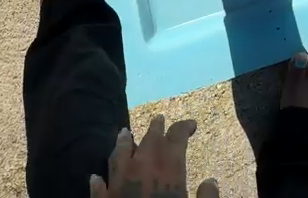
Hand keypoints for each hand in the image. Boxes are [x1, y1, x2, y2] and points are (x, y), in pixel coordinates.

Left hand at [90, 115, 217, 197]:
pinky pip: (98, 188)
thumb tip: (211, 181)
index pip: (177, 137)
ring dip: (124, 143)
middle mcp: (142, 168)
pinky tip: (96, 177)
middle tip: (159, 119)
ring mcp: (118, 184)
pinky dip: (98, 181)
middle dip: (156, 128)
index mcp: (168, 169)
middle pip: (149, 140)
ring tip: (125, 133)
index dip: (184, 127)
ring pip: (120, 155)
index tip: (191, 125)